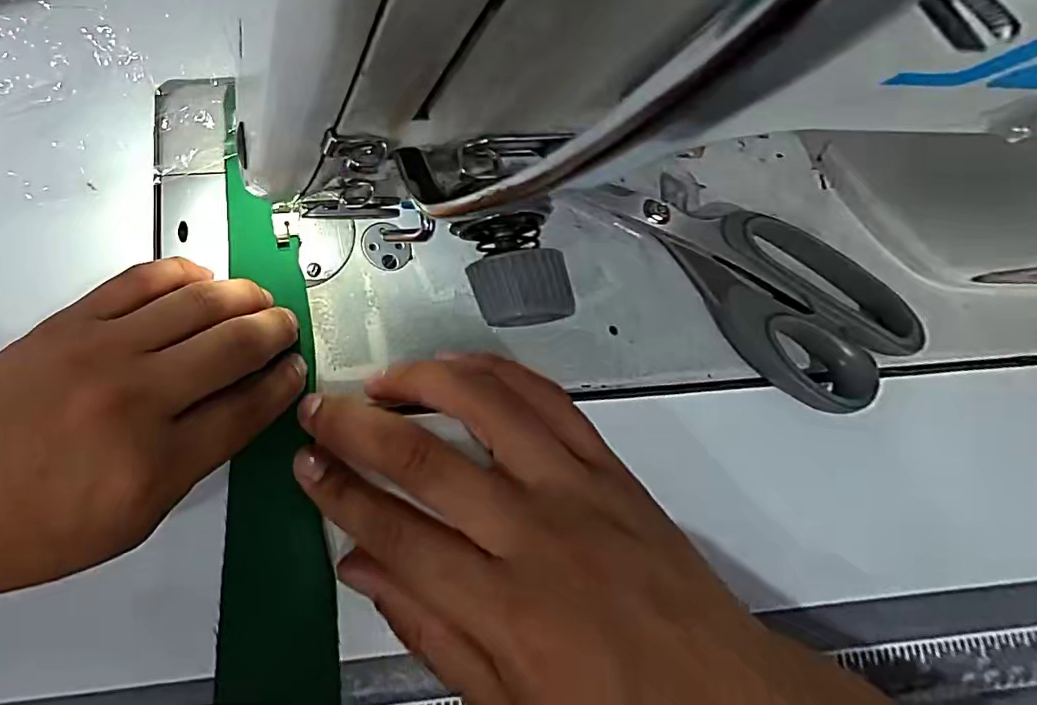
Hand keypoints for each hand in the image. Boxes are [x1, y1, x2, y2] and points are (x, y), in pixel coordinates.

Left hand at [0, 257, 304, 668]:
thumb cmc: (24, 530)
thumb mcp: (124, 526)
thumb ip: (187, 467)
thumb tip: (231, 414)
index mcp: (153, 464)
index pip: (244, 410)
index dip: (280, 386)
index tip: (294, 371)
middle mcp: (135, 397)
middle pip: (231, 344)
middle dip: (273, 331)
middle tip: (286, 327)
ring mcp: (101, 347)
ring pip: (196, 302)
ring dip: (240, 295)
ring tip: (258, 298)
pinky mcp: (71, 319)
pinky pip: (141, 279)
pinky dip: (181, 272)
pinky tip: (201, 278)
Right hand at [292, 355, 884, 704]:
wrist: (732, 704)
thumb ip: (426, 630)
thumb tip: (355, 564)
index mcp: (507, 611)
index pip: (395, 532)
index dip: (338, 492)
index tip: (304, 462)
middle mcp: (535, 536)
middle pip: (424, 458)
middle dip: (356, 426)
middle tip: (317, 407)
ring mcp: (575, 488)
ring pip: (483, 404)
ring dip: (420, 379)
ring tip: (380, 380)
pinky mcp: (607, 465)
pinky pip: (544, 395)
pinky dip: (493, 369)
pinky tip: (456, 365)